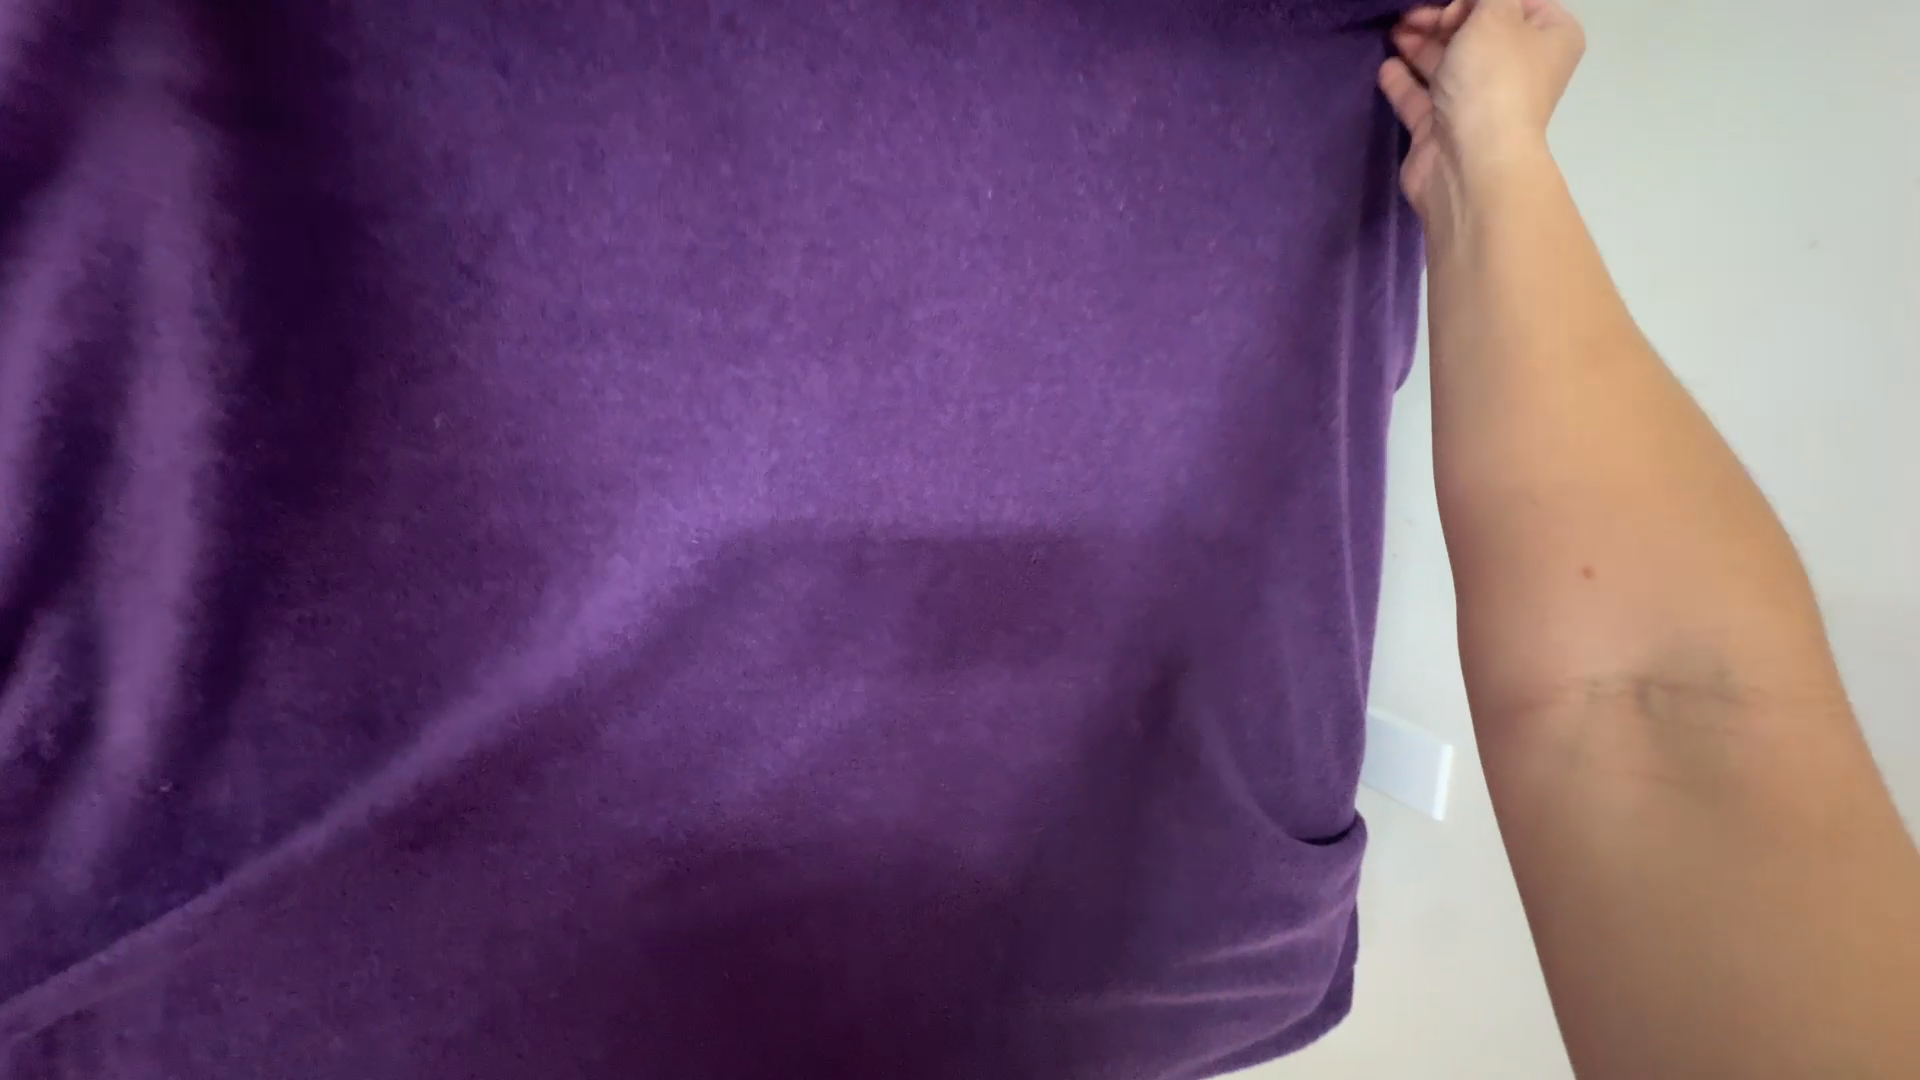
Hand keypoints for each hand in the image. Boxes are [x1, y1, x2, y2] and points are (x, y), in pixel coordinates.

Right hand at [1378, 0, 1585, 223]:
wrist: (1468, 163)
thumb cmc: (1493, 82)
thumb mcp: (1495, 15)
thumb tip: (1470, 2)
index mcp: (1548, 37)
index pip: (1516, 2)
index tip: (1452, 5)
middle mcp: (1514, 69)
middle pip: (1475, 33)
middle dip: (1442, 20)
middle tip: (1410, 16)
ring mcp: (1475, 102)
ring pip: (1445, 65)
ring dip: (1419, 46)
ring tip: (1394, 32)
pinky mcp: (1440, 129)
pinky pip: (1420, 97)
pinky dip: (1404, 81)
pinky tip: (1386, 67)